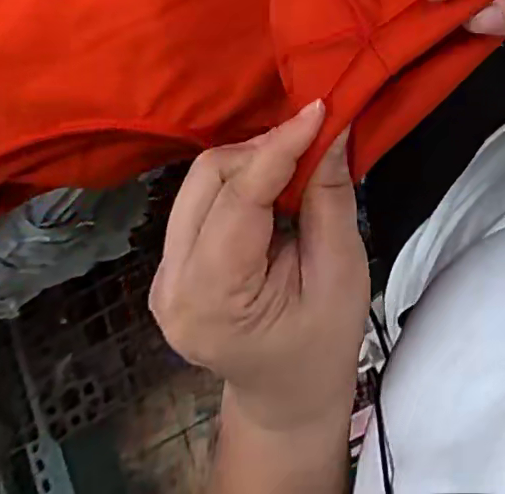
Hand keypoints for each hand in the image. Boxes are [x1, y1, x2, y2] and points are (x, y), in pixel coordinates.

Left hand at [150, 101, 368, 435]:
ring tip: (295, 161)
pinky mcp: (170, 261)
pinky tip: (272, 182)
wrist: (285, 394)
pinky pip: (200, 196)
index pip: (239, 198)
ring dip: (251, 159)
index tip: (318, 109)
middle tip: (311, 141)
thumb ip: (330, 197)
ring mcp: (163, 273)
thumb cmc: (322, 343)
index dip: (279, 145)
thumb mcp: (341, 273)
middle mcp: (172, 284)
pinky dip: (239, 176)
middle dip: (263, 149)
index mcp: (212, 300)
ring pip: (200, 180)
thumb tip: (331, 130)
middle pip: (207, 178)